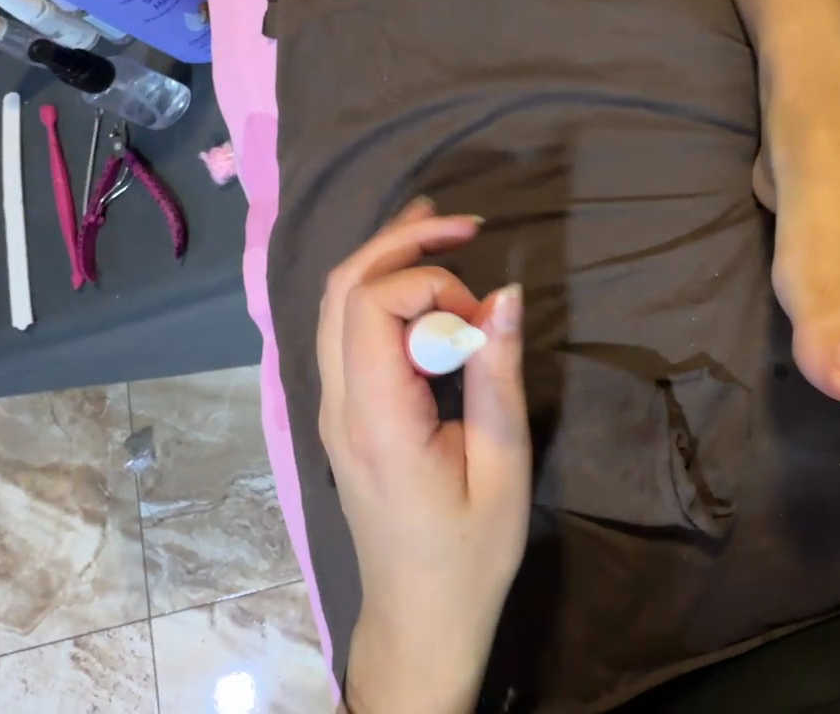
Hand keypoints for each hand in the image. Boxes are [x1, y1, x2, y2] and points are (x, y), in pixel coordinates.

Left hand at [316, 198, 530, 713]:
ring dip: (387, 258)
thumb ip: (498, 374)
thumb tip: (506, 293)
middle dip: (400, 242)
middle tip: (464, 224)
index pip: (373, 306)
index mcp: (377, 421)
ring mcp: (333, 408)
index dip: (429, 282)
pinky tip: (419, 276)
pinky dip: (383, 290)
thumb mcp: (504, 465)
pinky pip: (348, 330)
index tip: (483, 313)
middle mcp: (339, 404)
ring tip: (440, 227)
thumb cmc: (470, 550)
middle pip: (343, 291)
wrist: (420, 616)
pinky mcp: (345, 412)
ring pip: (337, 304)